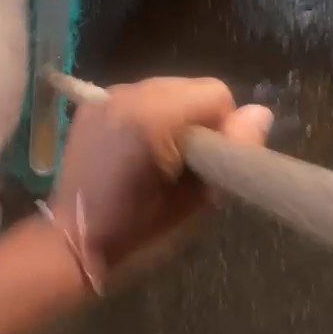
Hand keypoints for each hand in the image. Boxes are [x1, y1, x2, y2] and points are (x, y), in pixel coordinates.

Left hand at [47, 76, 273, 286]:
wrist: (71, 245)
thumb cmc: (136, 234)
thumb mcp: (194, 202)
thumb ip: (229, 153)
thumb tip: (261, 114)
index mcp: (154, 116)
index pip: (216, 95)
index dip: (224, 130)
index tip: (210, 167)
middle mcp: (128, 94)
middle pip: (191, 88)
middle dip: (198, 122)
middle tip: (186, 168)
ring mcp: (106, 98)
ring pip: (165, 92)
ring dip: (174, 120)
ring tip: (161, 162)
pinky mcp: (91, 108)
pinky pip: (137, 100)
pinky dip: (148, 119)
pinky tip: (138, 154)